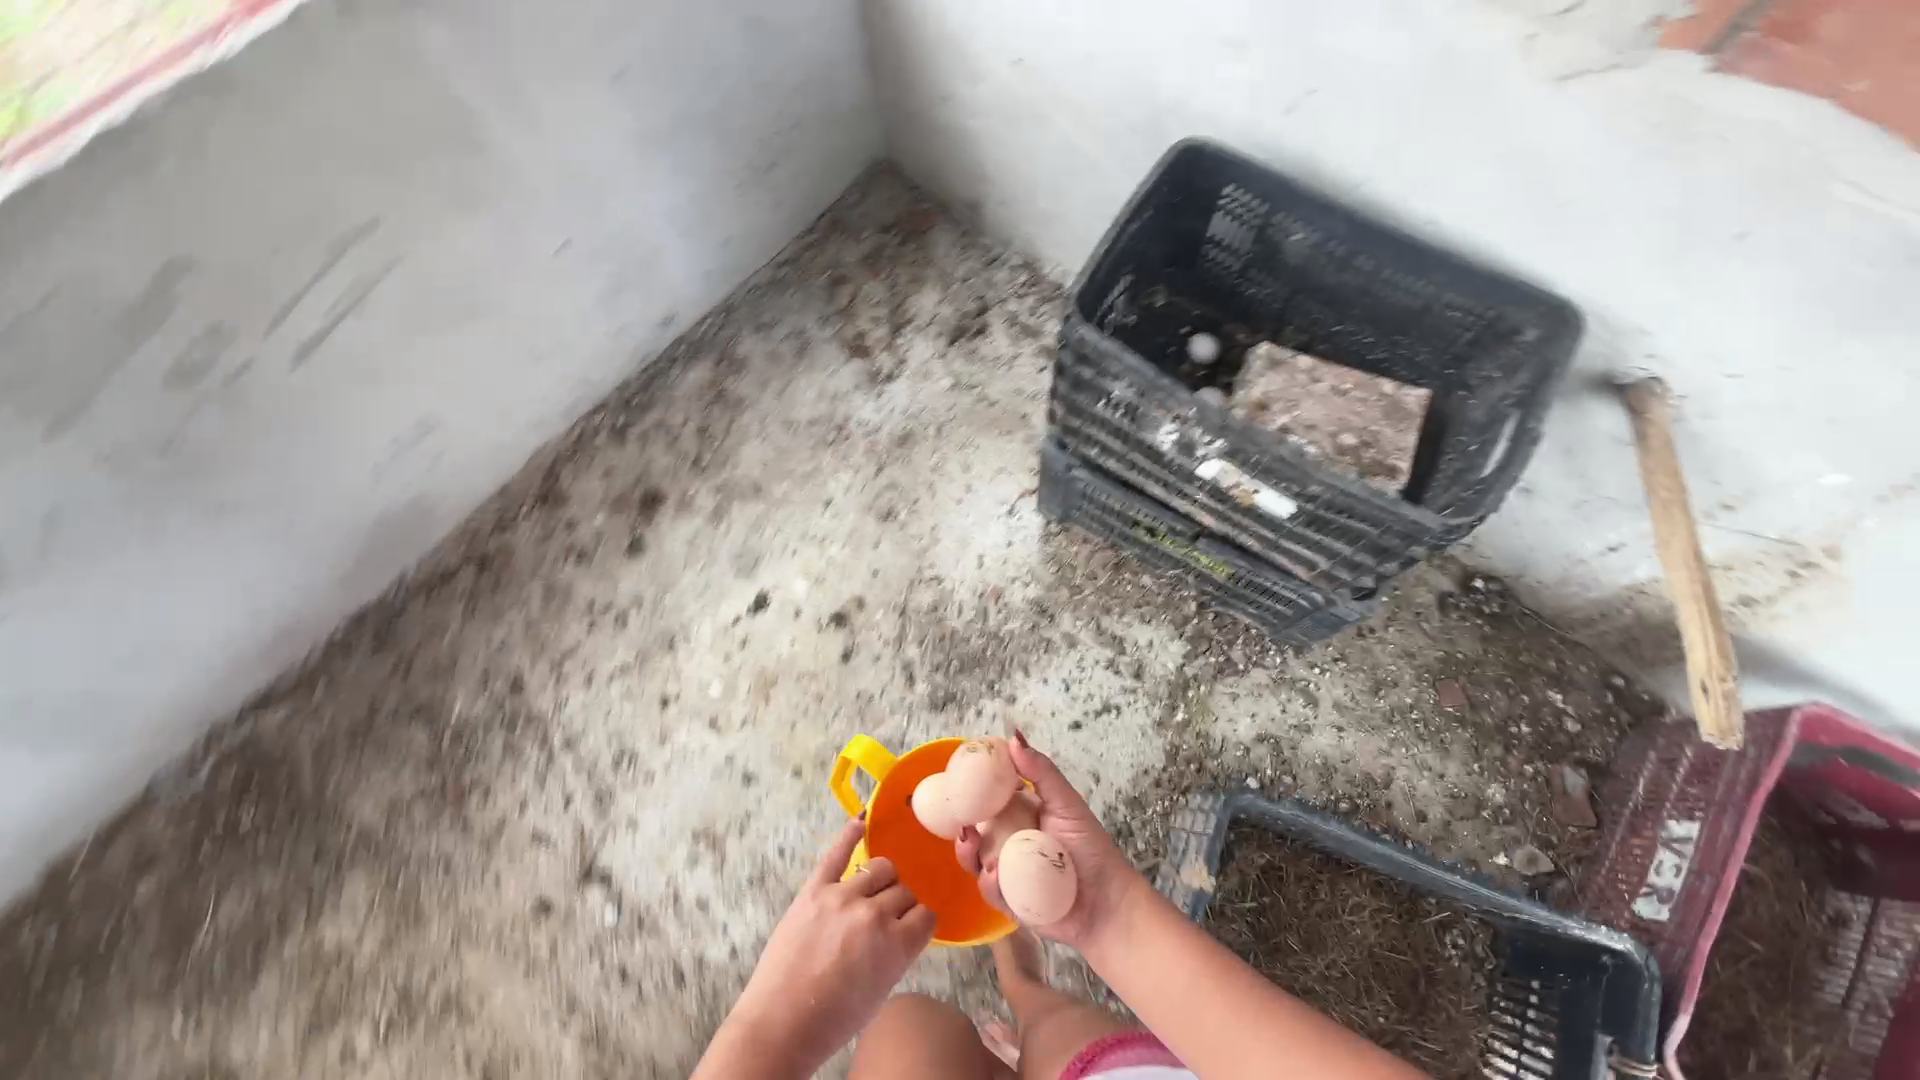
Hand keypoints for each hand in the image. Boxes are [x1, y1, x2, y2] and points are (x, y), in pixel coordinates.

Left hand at [707, 819, 937, 1076]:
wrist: (780, 1024)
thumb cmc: (833, 1020)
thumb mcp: (882, 989)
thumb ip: (899, 951)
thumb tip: (903, 925)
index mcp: (896, 945)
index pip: (926, 914)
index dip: (919, 922)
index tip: (911, 927)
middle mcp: (873, 914)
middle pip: (904, 890)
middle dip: (900, 903)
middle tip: (885, 920)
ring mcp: (841, 897)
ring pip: (880, 867)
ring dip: (882, 879)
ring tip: (872, 892)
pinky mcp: (813, 890)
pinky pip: (836, 853)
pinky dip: (849, 836)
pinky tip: (860, 824)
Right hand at [955, 731, 1148, 952]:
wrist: (1107, 902)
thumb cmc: (1090, 848)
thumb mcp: (1066, 803)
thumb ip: (1041, 772)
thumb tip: (1014, 737)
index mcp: (1020, 813)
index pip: (988, 796)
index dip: (970, 787)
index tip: (957, 776)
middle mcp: (1008, 839)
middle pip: (975, 827)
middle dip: (960, 821)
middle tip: (960, 816)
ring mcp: (1006, 871)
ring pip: (975, 859)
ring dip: (968, 851)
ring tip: (972, 842)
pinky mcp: (1008, 900)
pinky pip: (990, 890)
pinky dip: (989, 882)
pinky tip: (995, 874)